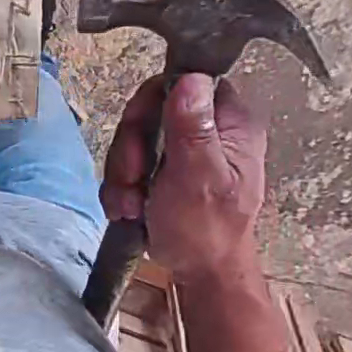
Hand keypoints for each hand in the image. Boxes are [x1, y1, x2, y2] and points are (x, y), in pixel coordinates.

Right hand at [101, 74, 268, 282]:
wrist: (200, 273)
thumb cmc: (206, 230)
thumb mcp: (198, 176)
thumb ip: (192, 128)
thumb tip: (189, 79)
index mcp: (230, 123)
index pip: (184, 83)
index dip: (152, 103)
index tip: (138, 134)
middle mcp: (208, 131)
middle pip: (149, 113)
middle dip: (130, 151)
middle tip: (133, 179)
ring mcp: (183, 152)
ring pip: (132, 142)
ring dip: (122, 176)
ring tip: (132, 205)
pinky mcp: (162, 172)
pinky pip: (127, 166)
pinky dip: (122, 189)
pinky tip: (130, 210)